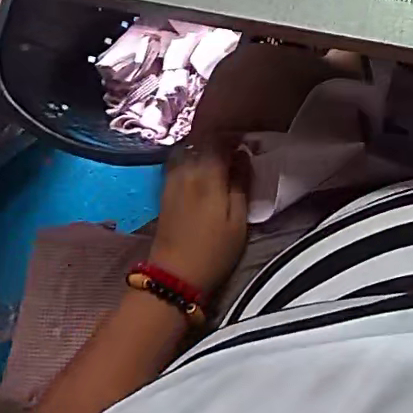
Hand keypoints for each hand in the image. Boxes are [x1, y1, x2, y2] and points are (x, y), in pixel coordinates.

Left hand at [149, 141, 250, 294]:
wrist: (174, 275)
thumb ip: (241, 183)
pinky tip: (204, 171)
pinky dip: (193, 159)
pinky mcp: (164, 190)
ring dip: (205, 148)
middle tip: (237, 149)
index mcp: (207, 176)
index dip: (234, 136)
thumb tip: (243, 156)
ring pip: (189, 150)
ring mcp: (171, 180)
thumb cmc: (214, 250)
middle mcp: (186, 171)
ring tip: (221, 158)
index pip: (219, 140)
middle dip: (220, 140)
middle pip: (201, 141)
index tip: (248, 142)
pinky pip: (180, 162)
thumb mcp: (238, 219)